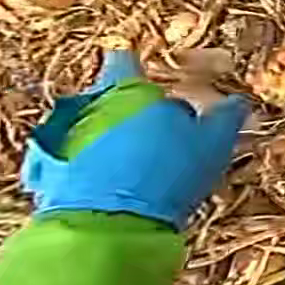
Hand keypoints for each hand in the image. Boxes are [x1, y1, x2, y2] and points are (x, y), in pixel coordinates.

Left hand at [20, 50, 249, 228]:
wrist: (109, 224)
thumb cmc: (170, 169)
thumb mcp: (217, 139)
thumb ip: (227, 115)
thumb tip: (237, 101)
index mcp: (128, 93)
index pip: (125, 62)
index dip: (133, 61)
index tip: (138, 59)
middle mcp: (86, 109)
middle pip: (107, 96)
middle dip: (129, 103)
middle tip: (156, 117)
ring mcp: (60, 142)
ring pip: (90, 126)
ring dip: (111, 132)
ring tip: (140, 151)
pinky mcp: (47, 174)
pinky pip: (73, 156)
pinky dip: (91, 160)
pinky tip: (114, 176)